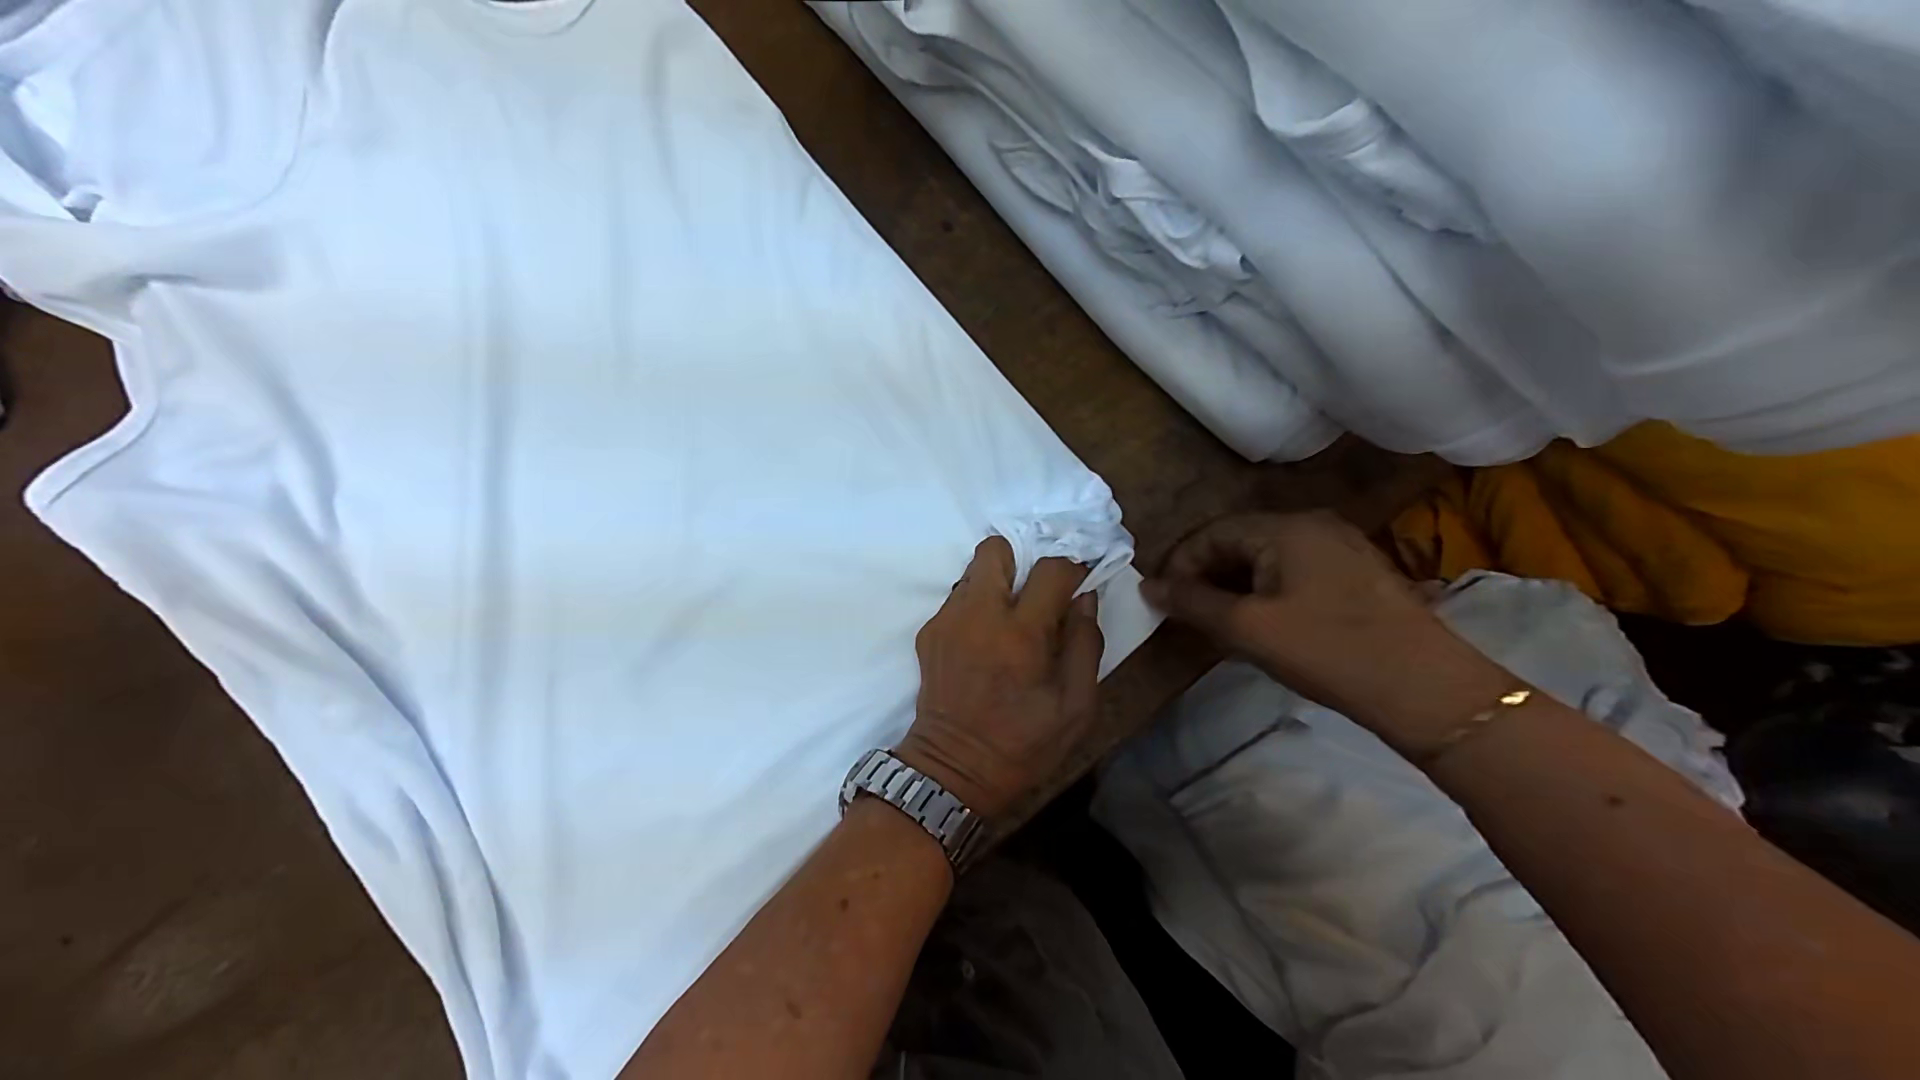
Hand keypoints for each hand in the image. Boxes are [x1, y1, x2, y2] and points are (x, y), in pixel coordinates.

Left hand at [897, 537, 1103, 819]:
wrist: (952, 770)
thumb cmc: (1023, 744)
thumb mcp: (1076, 707)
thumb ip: (1086, 645)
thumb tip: (1085, 599)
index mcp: (1021, 633)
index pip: (1052, 568)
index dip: (1072, 568)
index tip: (1079, 582)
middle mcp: (978, 615)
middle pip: (996, 547)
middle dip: (1021, 559)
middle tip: (1037, 591)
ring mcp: (947, 621)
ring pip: (973, 569)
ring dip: (997, 581)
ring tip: (1011, 616)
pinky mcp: (929, 633)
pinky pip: (957, 597)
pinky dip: (977, 604)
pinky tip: (986, 638)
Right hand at [1140, 512, 1513, 754]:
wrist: (1424, 688)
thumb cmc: (1325, 649)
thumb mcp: (1246, 628)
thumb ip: (1192, 602)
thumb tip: (1148, 586)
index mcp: (1285, 527)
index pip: (1212, 532)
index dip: (1180, 564)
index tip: (1162, 600)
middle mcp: (1314, 524)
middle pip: (1240, 540)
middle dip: (1207, 575)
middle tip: (1187, 614)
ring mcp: (1342, 546)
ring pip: (1268, 557)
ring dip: (1236, 585)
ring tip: (1220, 622)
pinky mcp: (1359, 573)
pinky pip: (1295, 570)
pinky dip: (1268, 590)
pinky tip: (1263, 622)